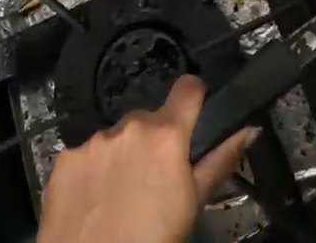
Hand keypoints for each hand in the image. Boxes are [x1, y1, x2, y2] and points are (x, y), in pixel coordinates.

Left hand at [37, 75, 257, 242]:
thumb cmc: (154, 239)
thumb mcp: (194, 204)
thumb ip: (221, 159)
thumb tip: (250, 129)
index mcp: (167, 133)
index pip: (189, 86)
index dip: (196, 97)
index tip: (196, 114)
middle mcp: (130, 125)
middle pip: (150, 118)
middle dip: (155, 139)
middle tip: (156, 177)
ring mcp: (94, 141)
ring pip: (117, 136)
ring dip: (124, 154)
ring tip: (122, 193)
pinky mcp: (65, 159)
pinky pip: (86, 153)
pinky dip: (93, 170)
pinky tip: (95, 200)